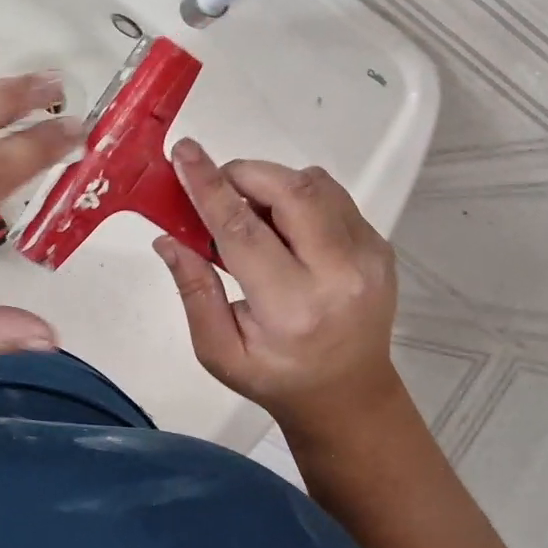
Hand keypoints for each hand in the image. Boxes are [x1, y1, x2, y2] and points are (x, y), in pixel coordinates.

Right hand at [154, 139, 401, 426]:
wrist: (348, 394)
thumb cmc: (274, 376)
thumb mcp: (218, 350)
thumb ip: (193, 292)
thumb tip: (168, 240)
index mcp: (291, 308)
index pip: (243, 230)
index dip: (209, 187)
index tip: (185, 153)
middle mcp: (338, 275)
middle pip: (291, 192)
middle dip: (245, 174)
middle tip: (216, 188)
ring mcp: (368, 257)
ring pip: (317, 185)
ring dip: (272, 184)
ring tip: (248, 213)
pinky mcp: (380, 246)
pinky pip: (334, 198)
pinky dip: (298, 198)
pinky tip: (281, 230)